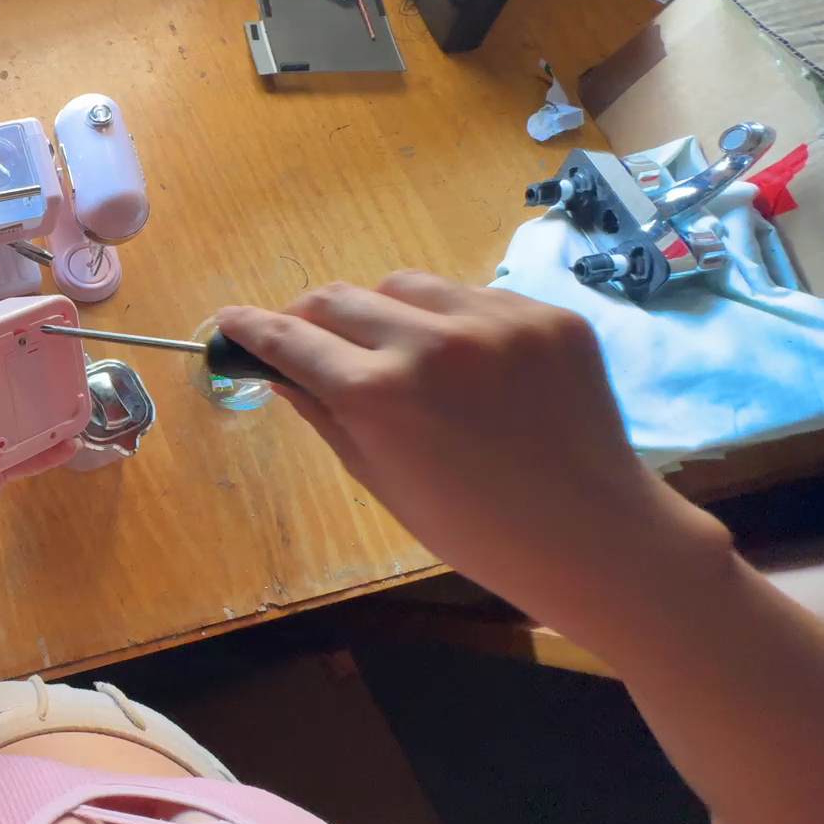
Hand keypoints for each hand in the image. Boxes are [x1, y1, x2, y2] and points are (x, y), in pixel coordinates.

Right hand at [216, 271, 723, 591]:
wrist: (596, 538)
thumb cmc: (464, 525)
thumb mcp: (370, 472)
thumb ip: (318, 408)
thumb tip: (276, 370)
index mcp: (378, 392)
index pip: (288, 338)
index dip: (248, 326)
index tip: (227, 320)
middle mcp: (430, 342)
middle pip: (335, 297)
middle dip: (304, 315)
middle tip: (302, 339)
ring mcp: (495, 322)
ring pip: (399, 285)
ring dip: (374, 310)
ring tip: (387, 346)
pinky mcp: (544, 316)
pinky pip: (465, 296)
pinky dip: (440, 319)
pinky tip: (455, 359)